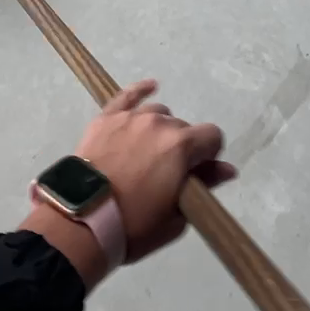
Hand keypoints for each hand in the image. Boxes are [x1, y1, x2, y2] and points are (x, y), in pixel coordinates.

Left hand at [20, 80, 236, 286]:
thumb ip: (203, 184)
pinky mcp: (106, 117)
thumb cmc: (135, 224)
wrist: (83, 220)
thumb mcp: (176, 215)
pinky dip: (141, 90)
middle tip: (166, 173)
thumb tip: (227, 169)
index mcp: (182, 145)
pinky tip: (151, 86)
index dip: (208, 154)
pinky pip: (128, 95)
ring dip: (159, 130)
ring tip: (146, 152)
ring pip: (157, 113)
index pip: (212, 136)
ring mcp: (131, 117)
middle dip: (181, 147)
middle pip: (182, 128)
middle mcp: (159, 123)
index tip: (197, 171)